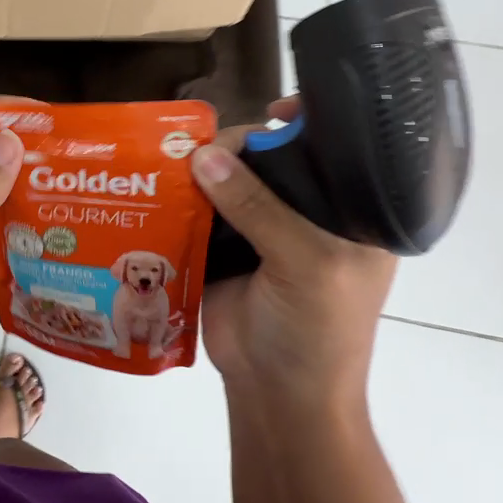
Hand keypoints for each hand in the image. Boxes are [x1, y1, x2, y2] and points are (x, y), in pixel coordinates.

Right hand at [193, 99, 396, 412]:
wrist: (276, 392)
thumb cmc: (317, 331)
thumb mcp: (305, 265)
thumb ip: (259, 209)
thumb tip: (202, 157)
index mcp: (347, 217)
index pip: (333, 156)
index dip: (308, 127)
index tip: (274, 110)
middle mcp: (304, 215)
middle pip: (269, 161)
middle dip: (238, 147)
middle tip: (205, 150)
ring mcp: (258, 231)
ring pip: (228, 181)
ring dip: (200, 168)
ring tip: (171, 158)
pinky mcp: (218, 246)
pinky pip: (197, 208)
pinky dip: (177, 194)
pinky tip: (156, 180)